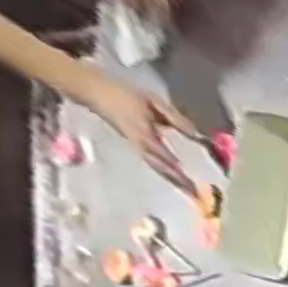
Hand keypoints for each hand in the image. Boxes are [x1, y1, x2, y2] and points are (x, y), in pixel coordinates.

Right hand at [77, 69, 201, 193]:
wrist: (89, 89)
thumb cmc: (122, 93)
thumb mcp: (151, 101)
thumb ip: (174, 118)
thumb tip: (198, 135)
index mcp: (142, 131)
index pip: (163, 153)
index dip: (177, 167)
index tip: (194, 179)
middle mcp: (139, 143)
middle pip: (161, 166)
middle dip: (180, 181)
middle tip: (199, 197)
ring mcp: (136, 147)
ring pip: (157, 168)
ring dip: (175, 182)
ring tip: (193, 195)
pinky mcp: (136, 148)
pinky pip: (154, 165)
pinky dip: (167, 175)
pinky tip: (180, 184)